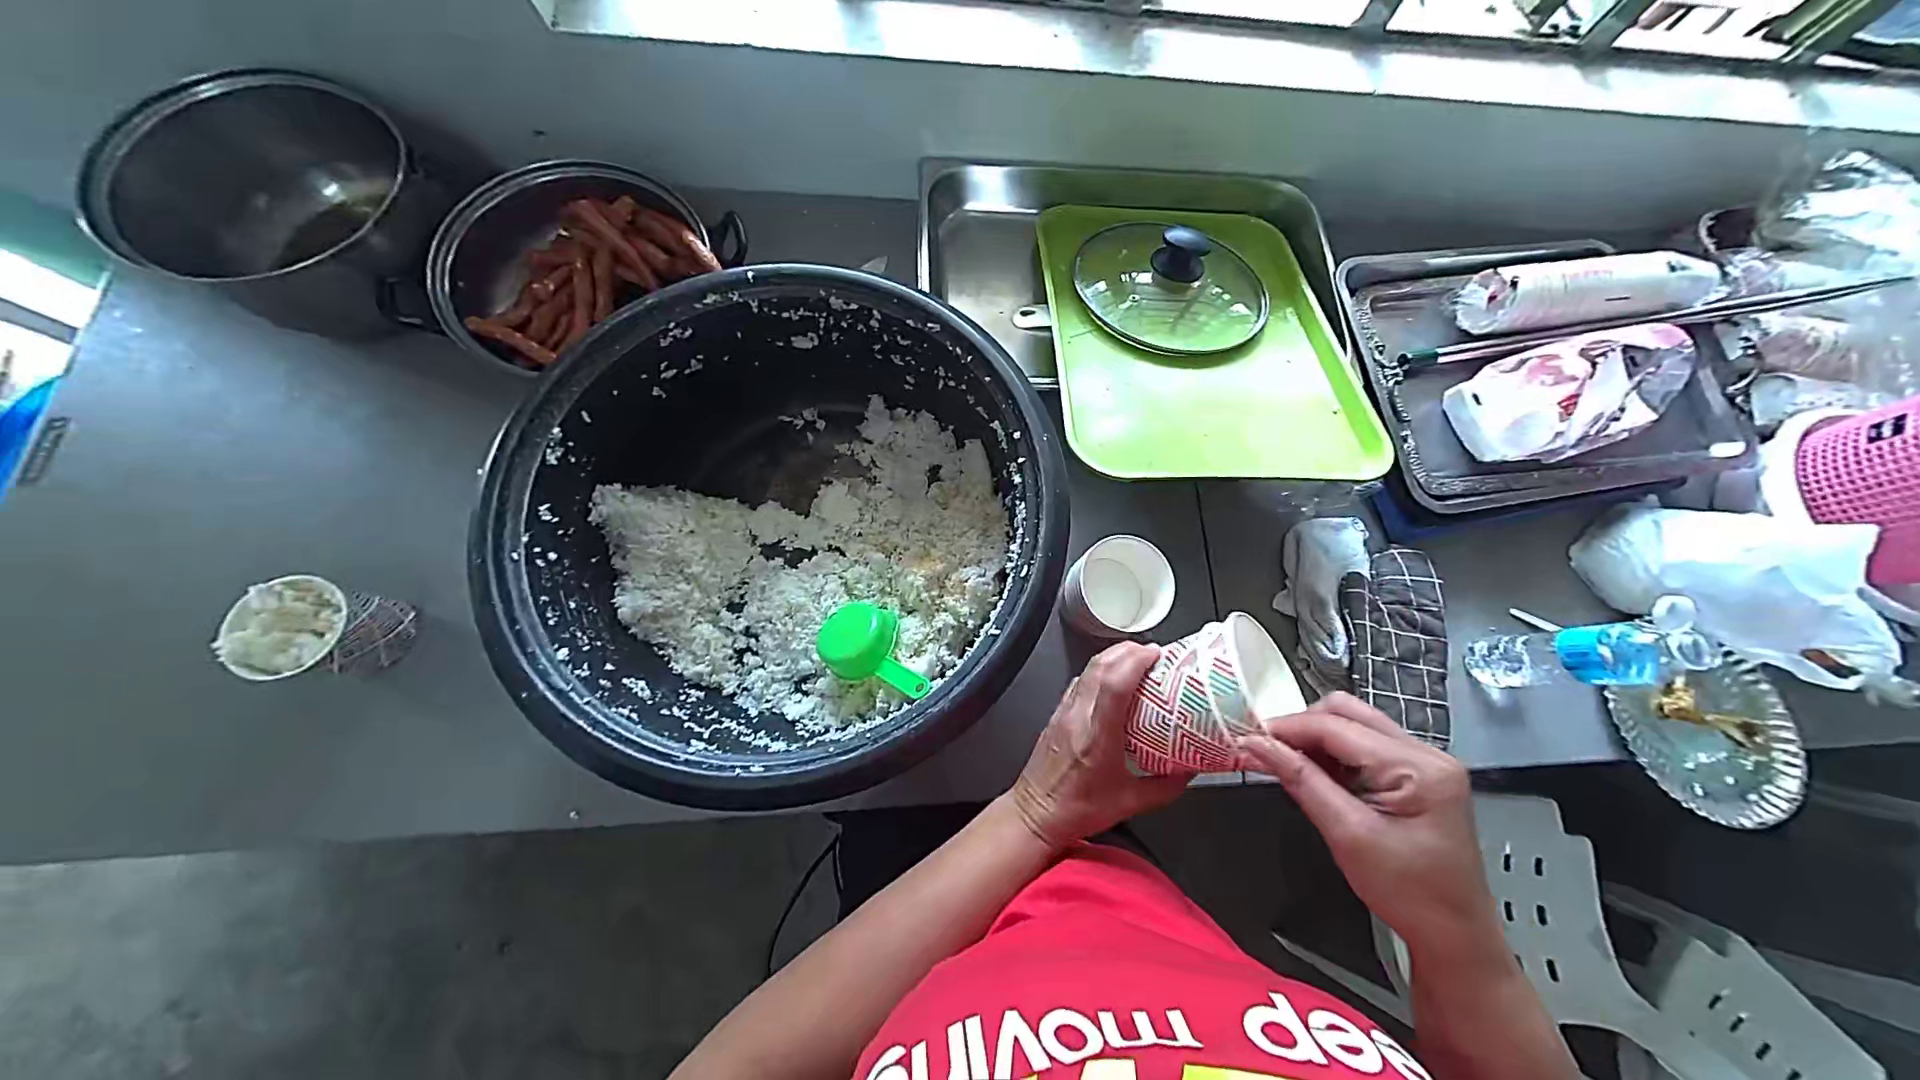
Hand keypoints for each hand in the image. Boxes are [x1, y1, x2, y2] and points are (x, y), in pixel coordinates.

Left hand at [1008, 642, 1194, 849]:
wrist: (1035, 813)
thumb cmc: (1075, 809)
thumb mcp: (1130, 803)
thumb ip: (1165, 787)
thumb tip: (1189, 771)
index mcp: (1096, 738)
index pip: (1113, 686)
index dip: (1134, 662)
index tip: (1155, 655)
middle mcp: (1077, 718)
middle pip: (1099, 667)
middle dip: (1127, 651)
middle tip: (1152, 653)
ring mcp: (1064, 712)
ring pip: (1086, 670)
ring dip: (1112, 658)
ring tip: (1136, 661)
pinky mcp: (1057, 713)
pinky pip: (1079, 681)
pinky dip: (1099, 671)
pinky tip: (1113, 680)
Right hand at [1235, 692, 1493, 947]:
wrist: (1454, 935)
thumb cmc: (1410, 893)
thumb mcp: (1347, 834)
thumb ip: (1300, 780)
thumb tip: (1257, 745)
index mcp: (1418, 767)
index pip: (1336, 726)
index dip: (1287, 728)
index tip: (1249, 738)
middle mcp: (1426, 753)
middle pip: (1345, 712)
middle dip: (1300, 727)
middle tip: (1266, 749)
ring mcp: (1423, 761)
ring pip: (1351, 723)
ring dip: (1313, 740)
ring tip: (1285, 763)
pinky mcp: (1414, 773)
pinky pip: (1362, 744)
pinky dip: (1330, 753)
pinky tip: (1313, 773)